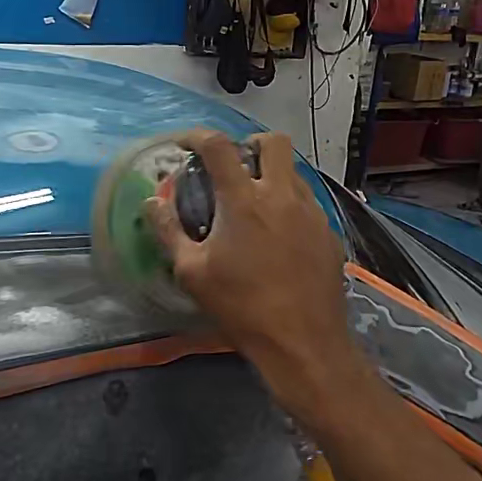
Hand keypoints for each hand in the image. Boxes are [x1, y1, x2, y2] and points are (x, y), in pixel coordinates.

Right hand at [144, 130, 363, 428]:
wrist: (304, 345)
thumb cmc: (241, 307)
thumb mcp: (191, 272)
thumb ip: (168, 230)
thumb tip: (152, 201)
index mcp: (244, 200)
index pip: (219, 146)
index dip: (197, 135)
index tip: (185, 144)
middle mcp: (282, 196)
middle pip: (274, 142)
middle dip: (251, 143)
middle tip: (233, 165)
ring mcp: (311, 213)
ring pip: (294, 171)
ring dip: (271, 174)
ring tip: (254, 203)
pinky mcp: (329, 234)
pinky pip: (307, 202)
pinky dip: (288, 204)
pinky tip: (278, 235)